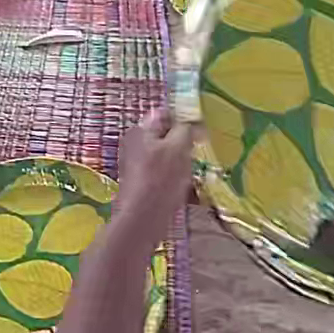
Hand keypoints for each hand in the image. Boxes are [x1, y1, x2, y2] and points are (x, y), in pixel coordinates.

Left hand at [111, 108, 195, 230]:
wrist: (143, 218)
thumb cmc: (161, 178)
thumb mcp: (178, 147)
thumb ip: (185, 130)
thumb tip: (191, 122)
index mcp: (141, 130)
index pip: (164, 114)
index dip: (183, 118)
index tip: (198, 130)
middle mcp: (135, 144)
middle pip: (165, 136)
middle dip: (183, 143)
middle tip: (196, 152)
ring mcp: (136, 164)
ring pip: (166, 156)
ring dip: (181, 162)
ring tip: (191, 173)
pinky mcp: (141, 183)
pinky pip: (163, 173)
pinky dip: (174, 177)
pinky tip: (184, 188)